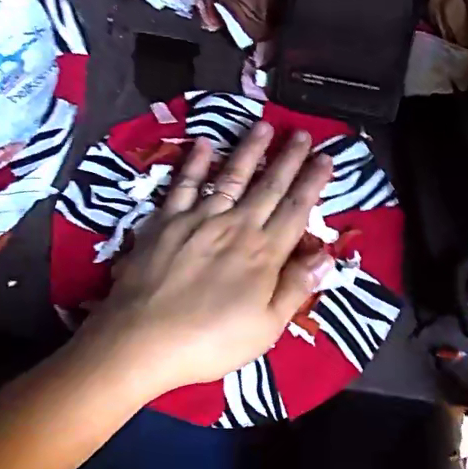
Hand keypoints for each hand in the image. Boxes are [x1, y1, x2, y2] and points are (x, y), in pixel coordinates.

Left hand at [79, 121, 334, 398]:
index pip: (296, 210)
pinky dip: (195, 163)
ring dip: (249, 150)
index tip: (326, 158)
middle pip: (268, 186)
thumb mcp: (266, 327)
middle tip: (302, 133)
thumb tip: (325, 255)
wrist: (141, 341)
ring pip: (231, 177)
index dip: (313, 183)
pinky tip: (205, 145)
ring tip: (263, 126)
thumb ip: (295, 287)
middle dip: (289, 158)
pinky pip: (184, 185)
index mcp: (264, 254)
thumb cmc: (210, 342)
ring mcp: (198, 220)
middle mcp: (235, 226)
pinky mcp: (165, 222)